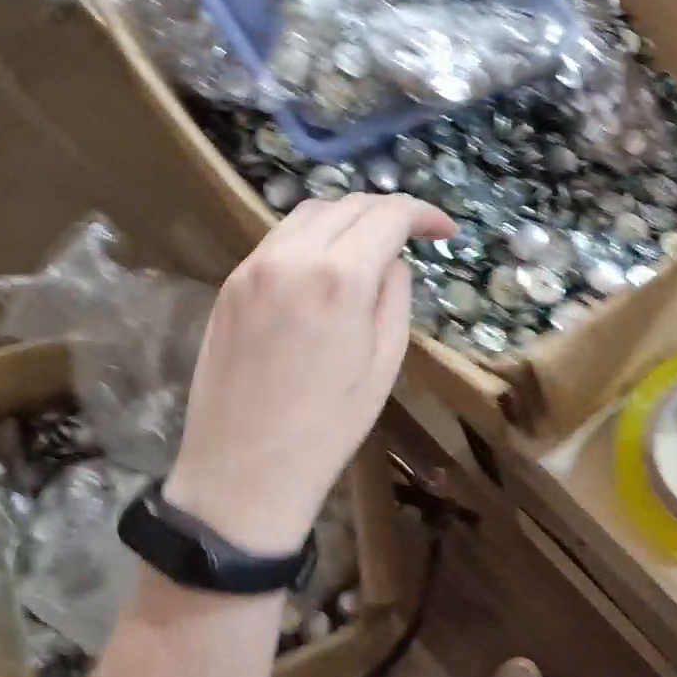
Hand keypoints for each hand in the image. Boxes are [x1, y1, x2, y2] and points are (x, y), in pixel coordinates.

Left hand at [163, 194, 455, 553]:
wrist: (244, 471)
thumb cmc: (329, 426)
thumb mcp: (386, 361)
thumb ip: (394, 296)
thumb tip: (391, 262)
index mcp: (339, 279)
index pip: (389, 215)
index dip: (424, 214)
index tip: (447, 232)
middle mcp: (291, 258)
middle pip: (348, 204)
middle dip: (390, 211)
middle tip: (416, 235)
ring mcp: (252, 268)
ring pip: (309, 212)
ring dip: (349, 217)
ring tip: (373, 244)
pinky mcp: (229, 285)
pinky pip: (279, 238)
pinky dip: (314, 236)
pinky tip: (329, 264)